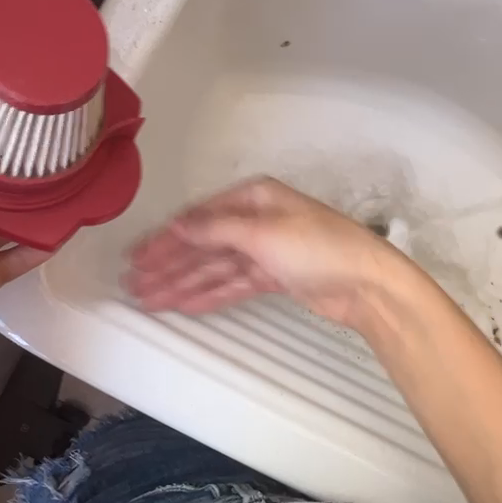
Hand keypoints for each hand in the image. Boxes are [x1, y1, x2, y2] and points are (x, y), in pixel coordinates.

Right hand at [124, 177, 406, 329]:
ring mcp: (265, 250)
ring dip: (182, 283)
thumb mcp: (263, 232)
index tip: (137, 256)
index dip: (166, 238)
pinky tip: (184, 304)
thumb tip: (176, 226)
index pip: (199, 218)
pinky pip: (232, 284)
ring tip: (149, 299)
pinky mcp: (274, 278)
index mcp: (254, 198)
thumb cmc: (319, 247)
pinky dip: (209, 294)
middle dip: (168, 265)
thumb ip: (215, 230)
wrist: (367, 284)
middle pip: (203, 245)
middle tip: (134, 284)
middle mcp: (256, 220)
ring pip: (214, 267)